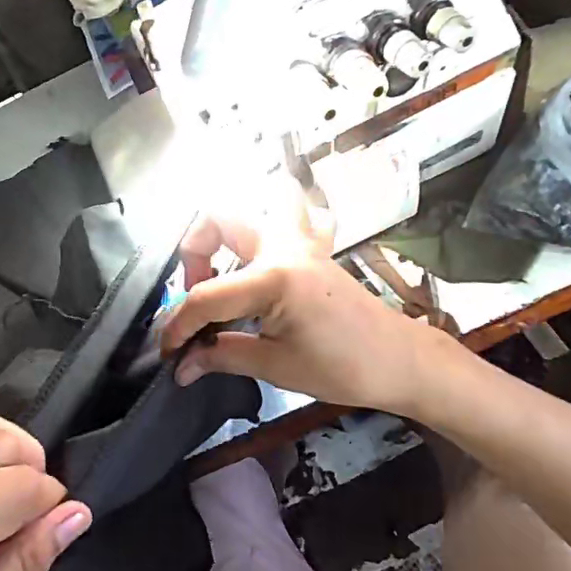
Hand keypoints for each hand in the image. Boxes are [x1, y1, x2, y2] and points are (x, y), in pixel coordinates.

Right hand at [160, 205, 463, 417]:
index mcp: (273, 278)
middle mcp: (284, 248)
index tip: (168, 352)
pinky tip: (263, 254)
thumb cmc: (344, 368)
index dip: (178, 326)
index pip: (205, 297)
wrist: (402, 361)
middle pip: (217, 219)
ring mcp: (302, 243)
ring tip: (223, 269)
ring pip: (258, 201)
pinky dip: (271, 223)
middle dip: (193, 254)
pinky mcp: (315, 249)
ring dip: (230, 228)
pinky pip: (293, 215)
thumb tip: (182, 365)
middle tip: (198, 295)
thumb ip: (221, 357)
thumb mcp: (275, 367)